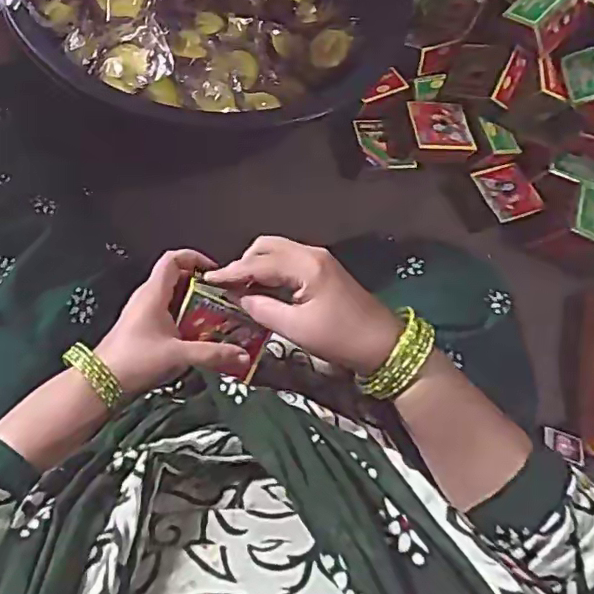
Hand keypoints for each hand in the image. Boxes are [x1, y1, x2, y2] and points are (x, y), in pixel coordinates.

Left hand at [93, 249, 253, 392]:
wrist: (102, 382)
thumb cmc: (136, 360)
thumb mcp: (178, 355)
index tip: (215, 272)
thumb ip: (212, 354)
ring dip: (193, 303)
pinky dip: (184, 317)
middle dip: (201, 284)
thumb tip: (241, 354)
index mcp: (153, 293)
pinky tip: (197, 336)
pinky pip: (167, 312)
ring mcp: (143, 311)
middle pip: (176, 277)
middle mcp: (147, 296)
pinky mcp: (142, 326)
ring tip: (216, 317)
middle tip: (222, 298)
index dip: (195, 258)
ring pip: (172, 296)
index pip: (173, 259)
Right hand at [203, 236, 400, 375]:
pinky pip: (288, 261)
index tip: (208, 280)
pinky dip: (270, 269)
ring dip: (256, 265)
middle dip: (243, 263)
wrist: (386, 346)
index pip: (258, 263)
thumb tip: (237, 298)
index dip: (230, 272)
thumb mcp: (296, 329)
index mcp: (305, 265)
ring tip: (240, 287)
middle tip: (226, 285)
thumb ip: (262, 309)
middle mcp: (311, 254)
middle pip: (266, 246)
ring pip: (276, 251)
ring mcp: (319, 260)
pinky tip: (262, 287)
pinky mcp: (323, 270)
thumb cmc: (341, 338)